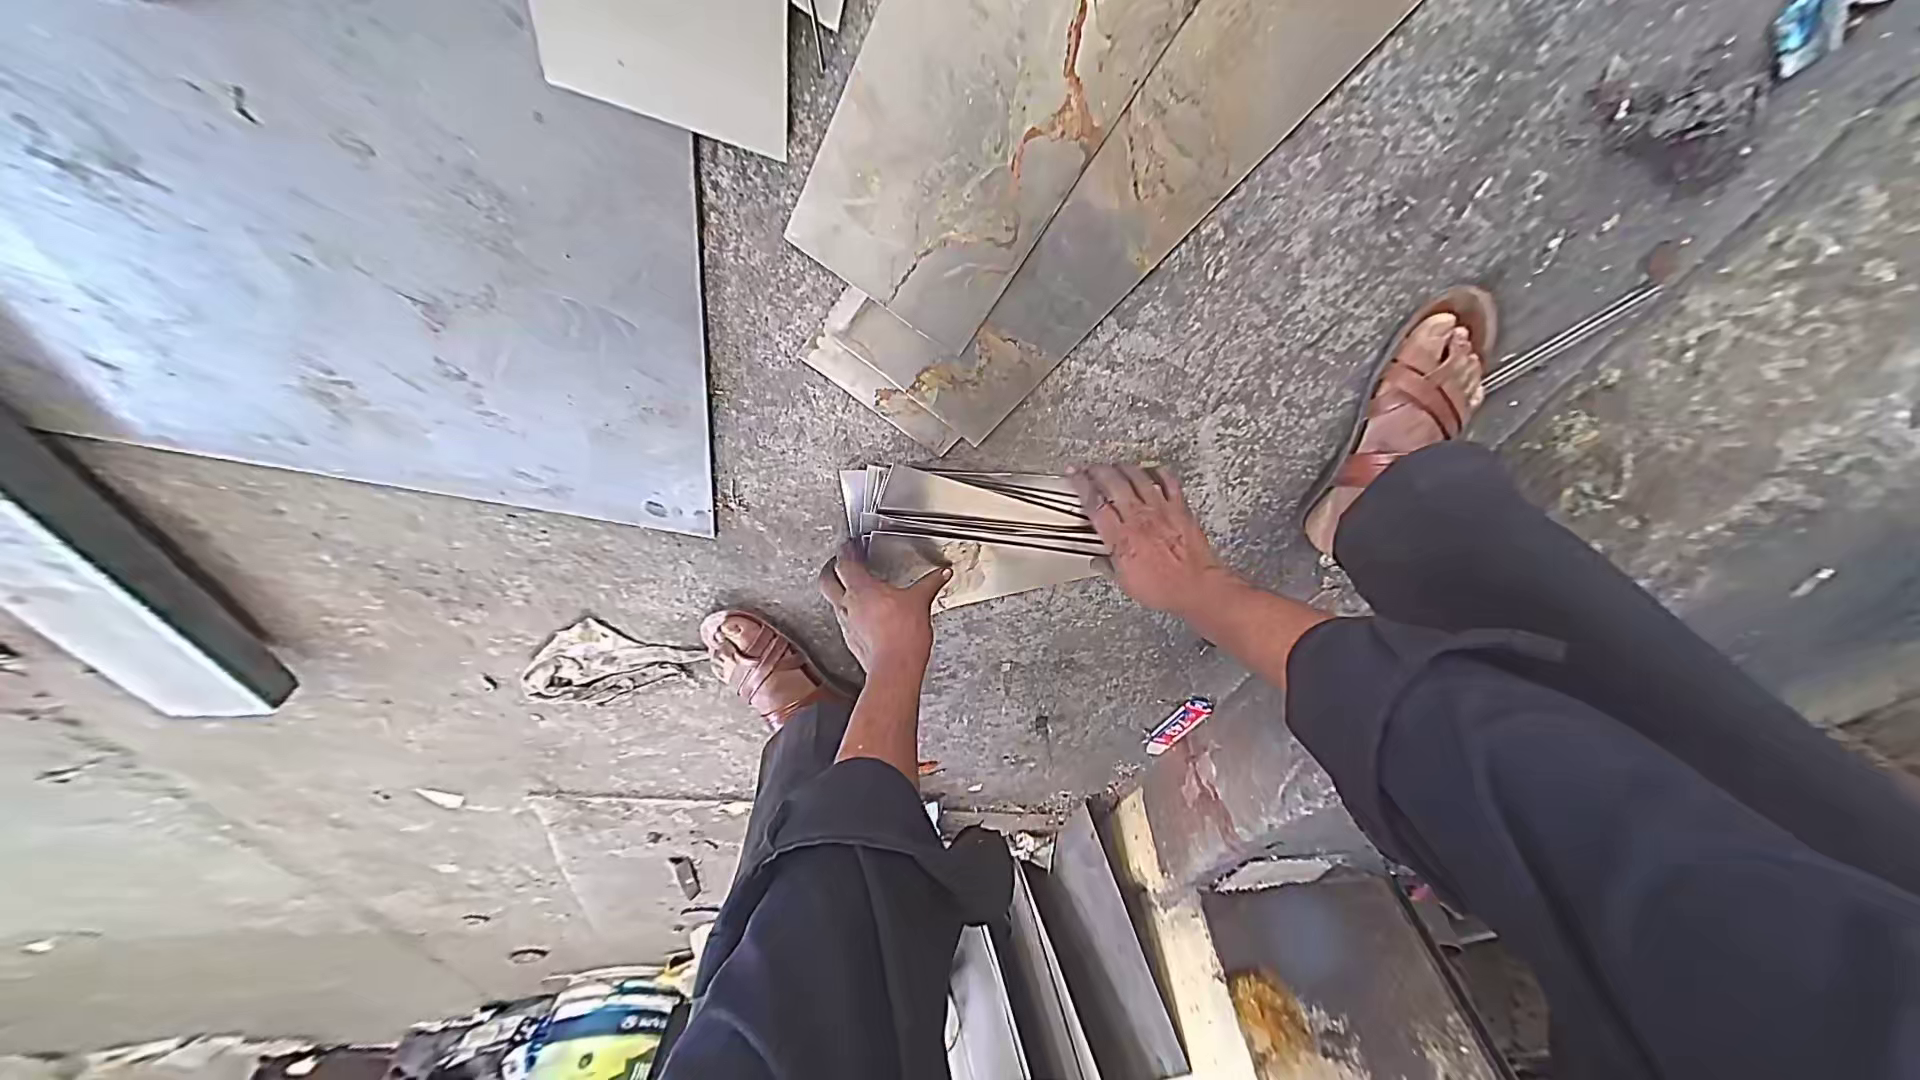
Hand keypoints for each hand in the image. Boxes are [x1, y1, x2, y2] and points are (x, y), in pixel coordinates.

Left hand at [818, 540, 950, 674]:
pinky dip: (852, 614)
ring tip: (854, 590)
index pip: (844, 562)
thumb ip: (930, 584)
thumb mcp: (920, 602)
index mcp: (861, 589)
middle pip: (827, 580)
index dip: (846, 551)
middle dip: (830, 570)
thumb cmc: (903, 635)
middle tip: (839, 564)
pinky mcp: (852, 640)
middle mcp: (847, 605)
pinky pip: (845, 621)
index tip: (849, 546)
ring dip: (840, 593)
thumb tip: (942, 574)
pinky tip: (866, 616)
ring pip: (834, 602)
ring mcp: (847, 624)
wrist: (895, 668)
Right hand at [1069, 465, 1237, 616]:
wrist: (1196, 587)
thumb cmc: (1163, 588)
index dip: (1081, 484)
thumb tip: (1098, 561)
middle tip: (1089, 467)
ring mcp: (1160, 510)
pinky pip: (1169, 482)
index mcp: (1120, 537)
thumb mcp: (1125, 582)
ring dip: (1123, 468)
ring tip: (1114, 465)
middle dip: (1097, 470)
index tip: (1073, 475)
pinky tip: (1151, 469)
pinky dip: (1158, 472)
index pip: (1094, 502)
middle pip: (1113, 482)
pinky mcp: (1179, 509)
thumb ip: (1108, 566)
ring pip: (1138, 477)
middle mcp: (1138, 518)